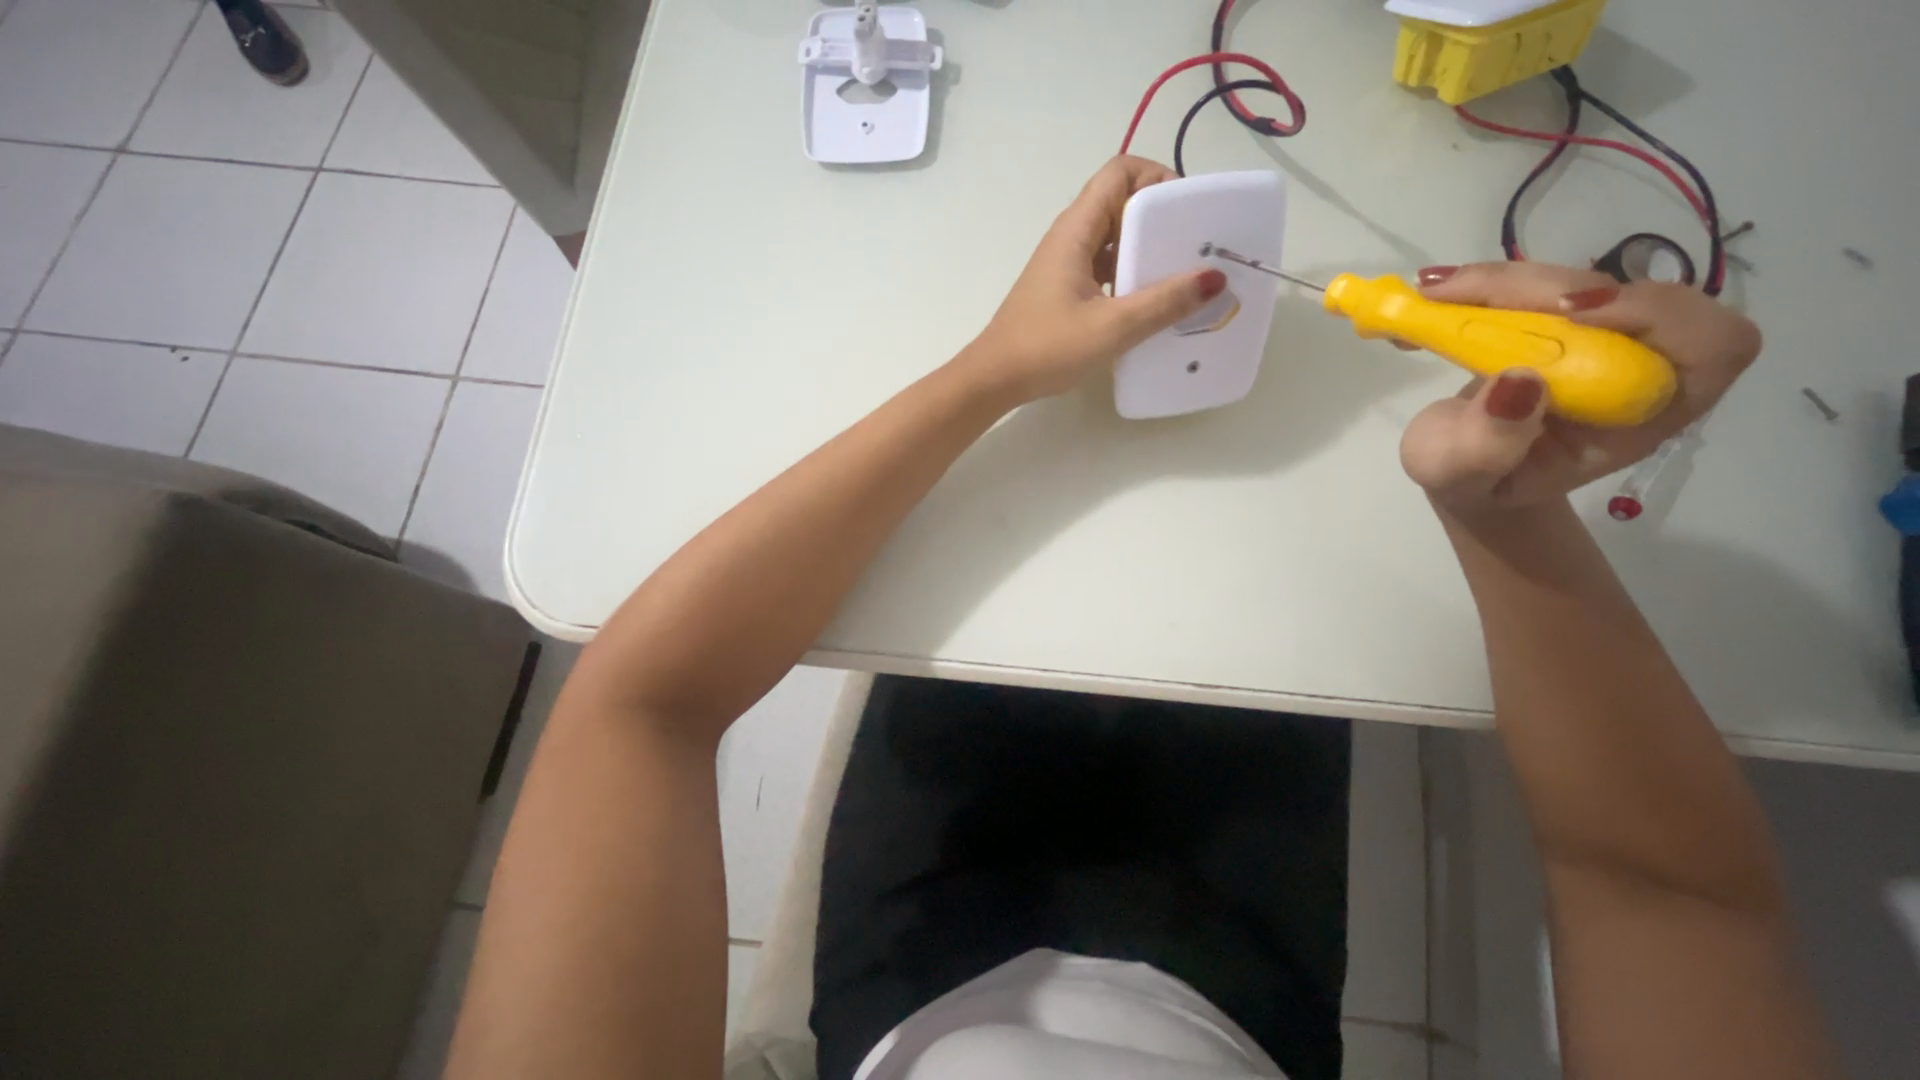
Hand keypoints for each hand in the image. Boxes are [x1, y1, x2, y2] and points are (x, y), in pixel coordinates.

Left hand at [957, 156, 1227, 402]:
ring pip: (1115, 238)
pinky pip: (1107, 267)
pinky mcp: (1066, 290)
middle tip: (1198, 246)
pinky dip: (1132, 275)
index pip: (1120, 172)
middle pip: (1122, 203)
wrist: (994, 380)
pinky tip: (1155, 304)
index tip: (1187, 210)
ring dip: (1149, 249)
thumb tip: (1214, 278)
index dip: (1157, 177)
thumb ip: (1164, 302)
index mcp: (1076, 230)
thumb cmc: (1047, 349)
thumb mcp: (1113, 328)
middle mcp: (1070, 238)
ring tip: (1185, 276)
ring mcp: (1066, 265)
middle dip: (1162, 216)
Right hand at [1399, 262, 1761, 511]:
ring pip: (1577, 281)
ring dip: (1503, 281)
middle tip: (1453, 296)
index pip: (1712, 346)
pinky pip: (1543, 284)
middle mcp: (1640, 366)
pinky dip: (1489, 283)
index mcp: (1644, 414)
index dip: (1658, 315)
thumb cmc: (1477, 483)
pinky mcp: (1565, 320)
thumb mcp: (1464, 479)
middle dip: (1540, 289)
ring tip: (1430, 294)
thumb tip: (1518, 380)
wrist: (1468, 469)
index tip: (1566, 313)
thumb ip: (1488, 446)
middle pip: (1630, 294)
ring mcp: (1603, 338)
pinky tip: (1438, 293)